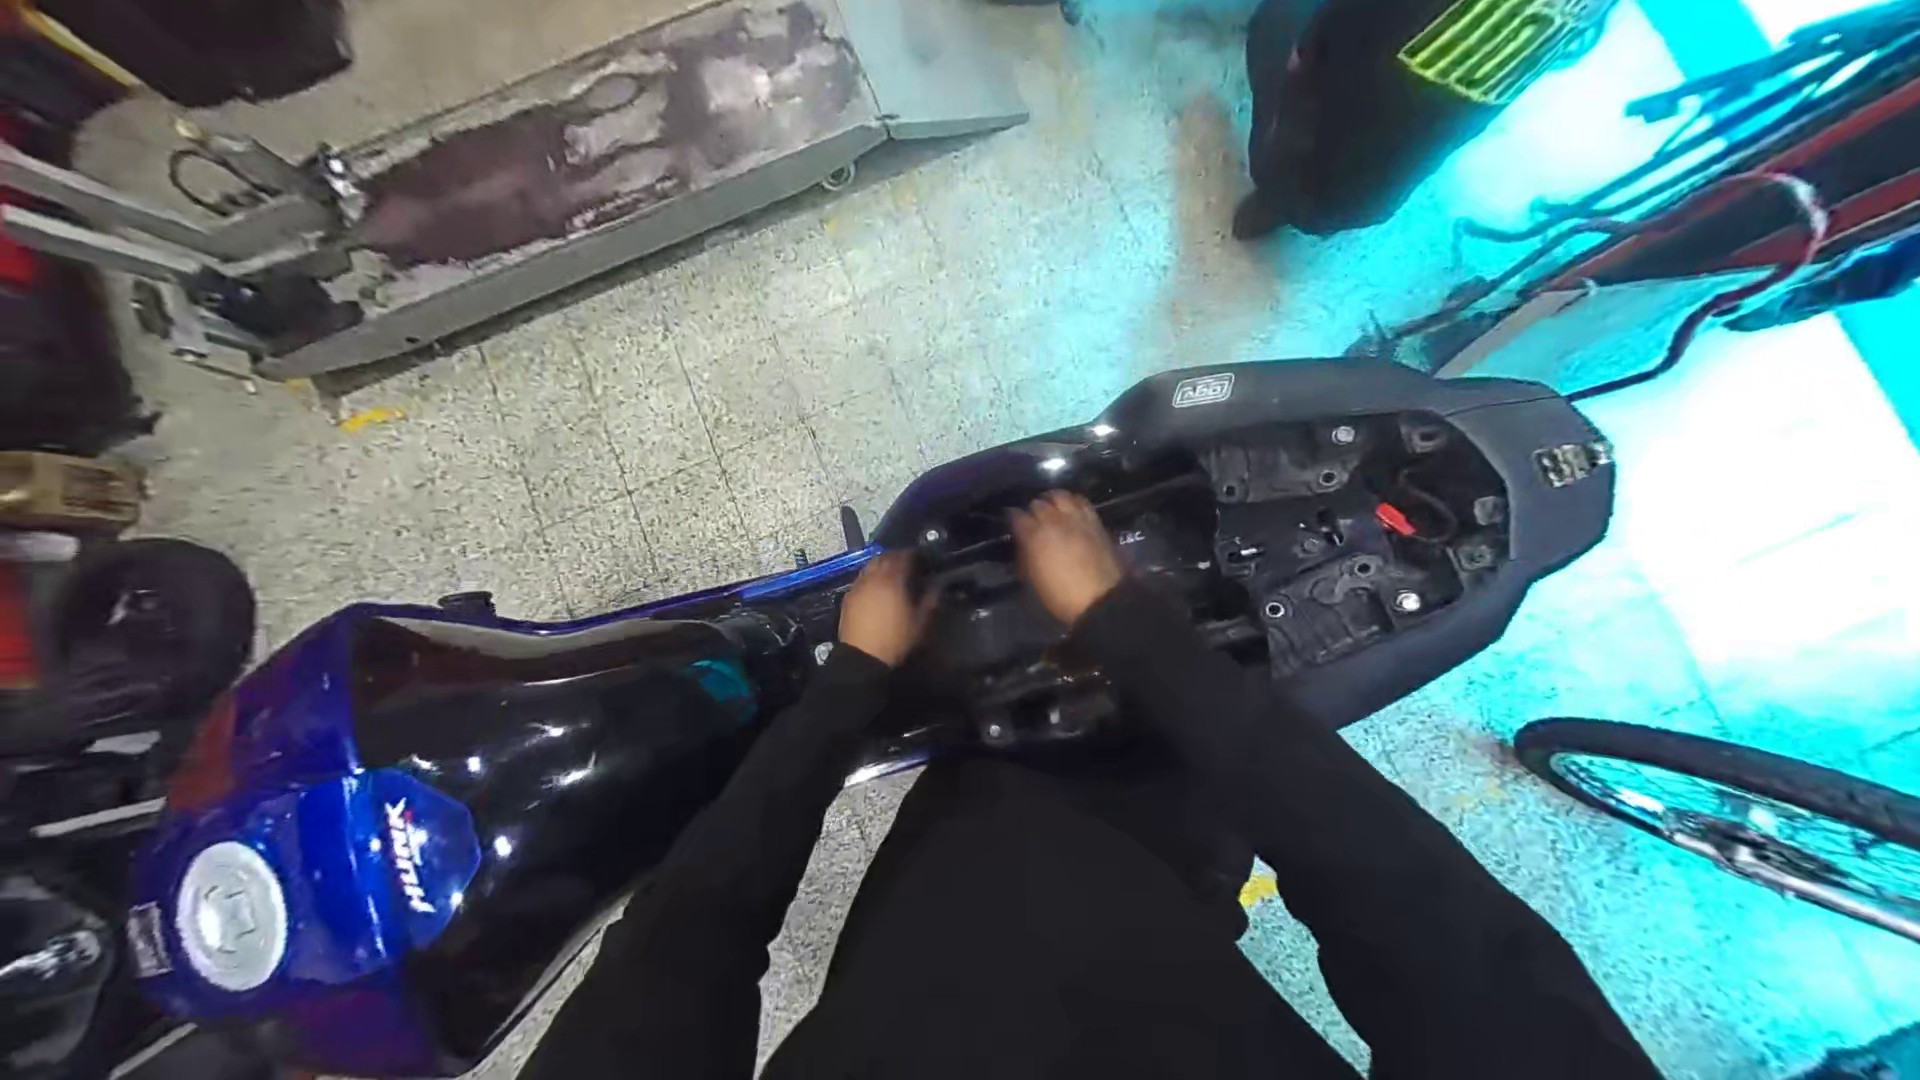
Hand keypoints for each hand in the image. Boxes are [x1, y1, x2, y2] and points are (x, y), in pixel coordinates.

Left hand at [838, 552, 934, 666]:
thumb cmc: (895, 639)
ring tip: (891, 572)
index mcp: (893, 580)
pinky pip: (861, 578)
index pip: (903, 557)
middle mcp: (874, 577)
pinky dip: (870, 576)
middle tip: (907, 562)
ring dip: (882, 563)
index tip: (922, 558)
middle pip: (884, 557)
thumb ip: (930, 599)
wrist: (862, 657)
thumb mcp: (920, 622)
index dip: (914, 554)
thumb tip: (938, 584)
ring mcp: (858, 586)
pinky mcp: (848, 597)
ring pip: (870, 565)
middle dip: (896, 556)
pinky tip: (875, 586)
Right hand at [1010, 491, 1123, 625]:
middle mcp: (1054, 521)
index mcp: (1034, 536)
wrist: (1101, 601)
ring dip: (1053, 500)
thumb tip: (1024, 544)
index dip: (1012, 518)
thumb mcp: (1033, 580)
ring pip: (1060, 495)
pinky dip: (1073, 502)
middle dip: (1032, 509)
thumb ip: (1025, 556)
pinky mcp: (1095, 522)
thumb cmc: (1061, 597)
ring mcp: (1077, 519)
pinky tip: (1072, 510)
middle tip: (1033, 519)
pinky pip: (1082, 502)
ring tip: (1052, 508)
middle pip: (1038, 503)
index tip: (1013, 523)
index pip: (1016, 515)